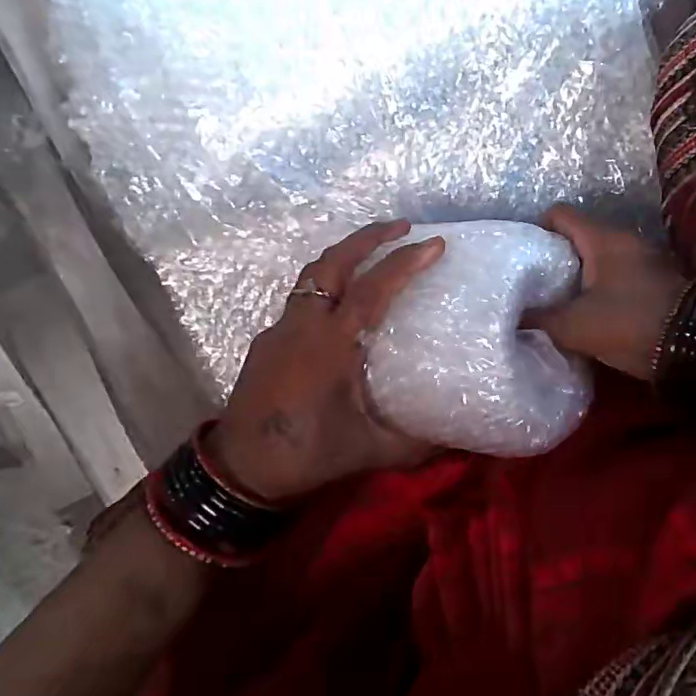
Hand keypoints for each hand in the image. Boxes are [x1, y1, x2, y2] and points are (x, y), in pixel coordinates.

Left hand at [210, 221, 446, 500]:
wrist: (241, 468)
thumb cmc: (307, 454)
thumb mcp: (369, 451)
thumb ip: (415, 444)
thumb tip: (455, 439)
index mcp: (331, 344)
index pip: (372, 289)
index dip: (405, 262)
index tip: (434, 243)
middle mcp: (303, 325)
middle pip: (332, 262)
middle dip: (368, 237)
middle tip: (401, 227)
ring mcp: (280, 330)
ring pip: (311, 276)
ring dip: (343, 257)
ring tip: (372, 255)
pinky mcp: (267, 342)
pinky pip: (300, 301)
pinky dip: (325, 288)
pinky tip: (339, 308)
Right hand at [525, 205, 687, 380]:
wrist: (694, 346)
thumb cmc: (629, 324)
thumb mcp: (575, 326)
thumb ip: (539, 319)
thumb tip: (511, 317)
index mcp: (602, 239)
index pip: (560, 214)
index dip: (535, 228)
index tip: (519, 254)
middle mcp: (625, 240)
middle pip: (578, 237)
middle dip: (553, 257)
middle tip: (531, 281)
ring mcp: (644, 259)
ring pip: (598, 257)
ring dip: (576, 274)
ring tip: (554, 298)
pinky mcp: (655, 281)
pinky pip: (615, 274)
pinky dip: (597, 286)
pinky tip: (584, 310)